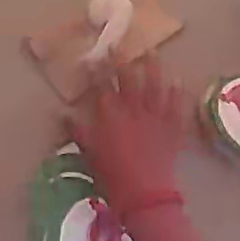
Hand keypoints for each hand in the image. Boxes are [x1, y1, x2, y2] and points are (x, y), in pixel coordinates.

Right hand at [67, 54, 184, 219]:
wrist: (146, 196)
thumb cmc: (112, 175)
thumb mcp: (88, 153)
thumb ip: (76, 130)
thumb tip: (61, 112)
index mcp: (110, 114)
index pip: (101, 84)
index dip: (96, 68)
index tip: (93, 54)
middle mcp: (133, 108)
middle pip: (127, 77)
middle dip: (122, 58)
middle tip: (120, 44)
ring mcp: (155, 116)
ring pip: (154, 84)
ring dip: (152, 67)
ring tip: (151, 51)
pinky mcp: (172, 127)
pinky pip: (176, 105)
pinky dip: (177, 92)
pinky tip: (178, 81)